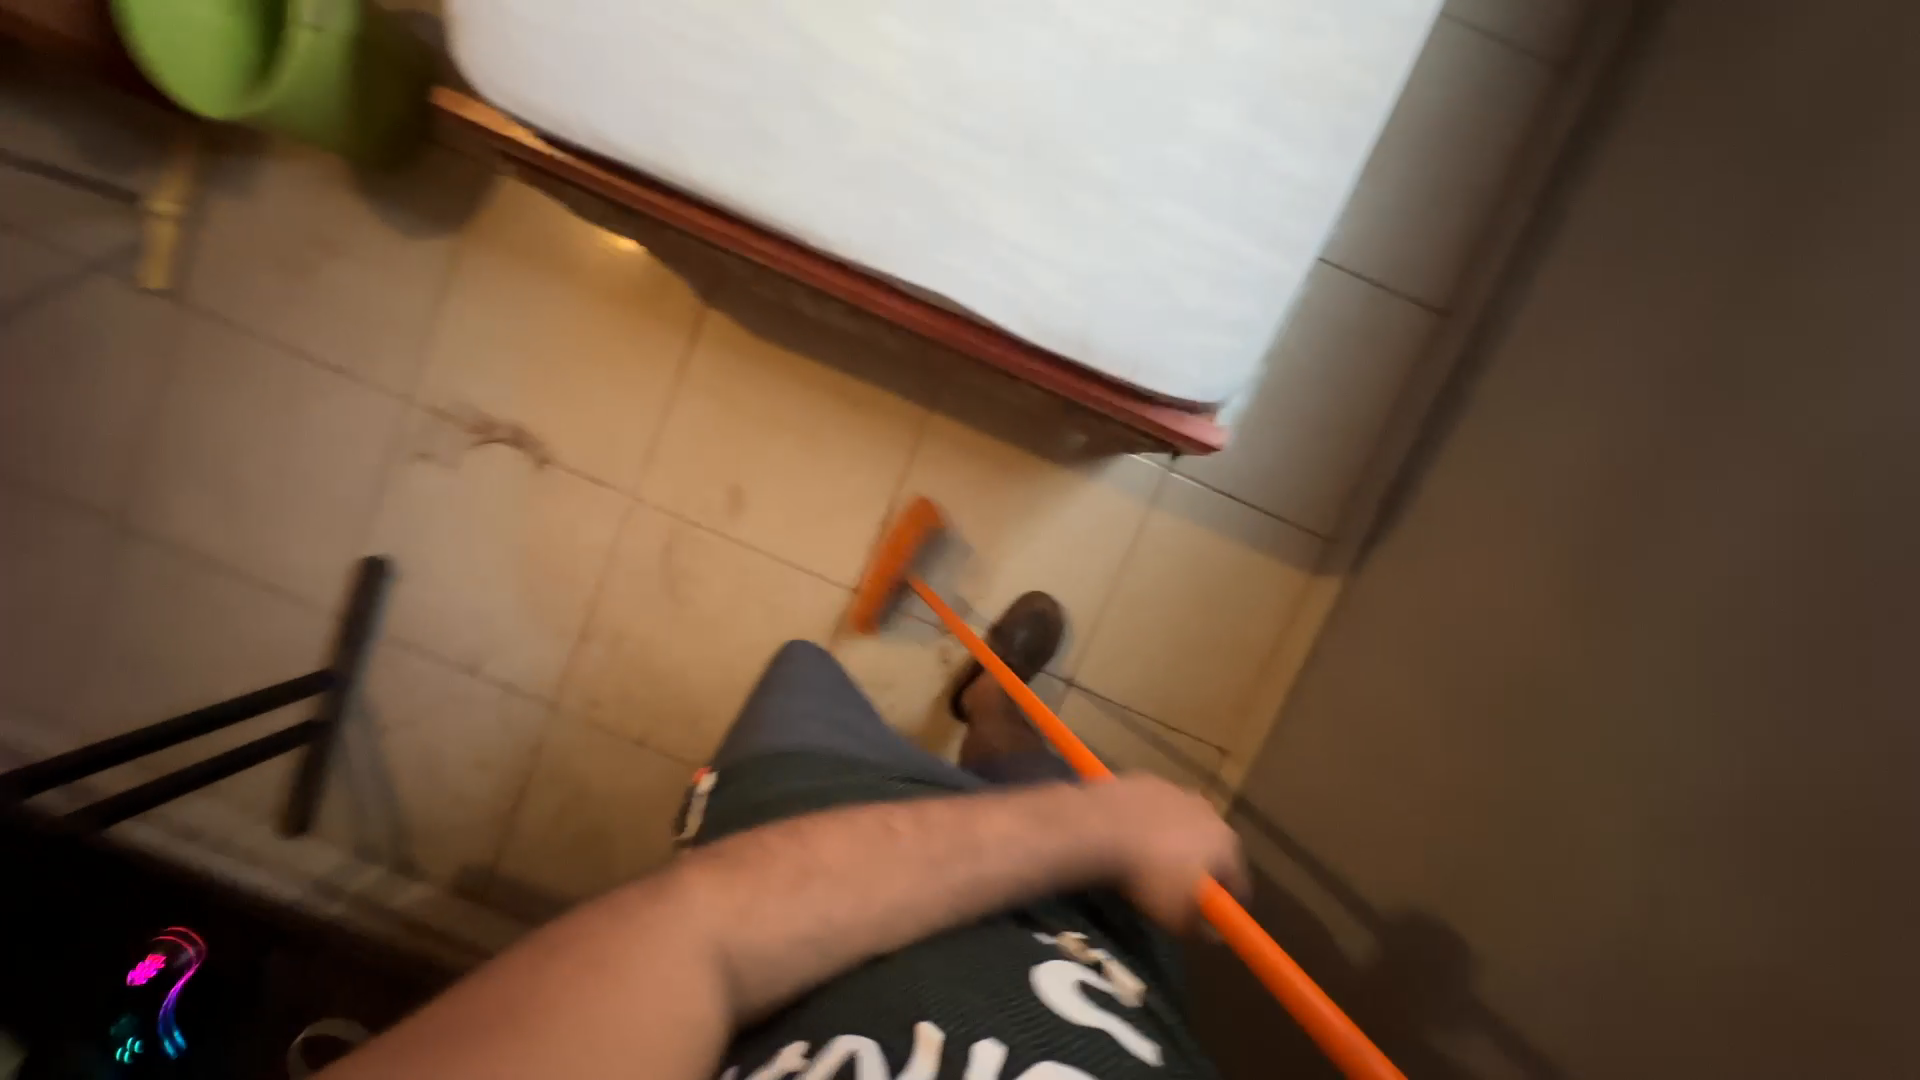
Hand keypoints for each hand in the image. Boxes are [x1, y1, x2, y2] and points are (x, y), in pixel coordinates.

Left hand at [1085, 774, 1248, 933]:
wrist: (1102, 826)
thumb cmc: (1150, 876)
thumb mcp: (1179, 918)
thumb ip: (1204, 929)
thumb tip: (1213, 932)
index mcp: (1227, 844)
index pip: (1238, 883)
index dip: (1224, 904)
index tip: (1207, 917)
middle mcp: (1210, 812)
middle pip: (1213, 848)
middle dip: (1199, 868)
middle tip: (1174, 888)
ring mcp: (1178, 791)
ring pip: (1184, 825)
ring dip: (1173, 841)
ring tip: (1147, 860)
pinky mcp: (1149, 780)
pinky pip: (1156, 808)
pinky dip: (1150, 820)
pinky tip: (1130, 835)